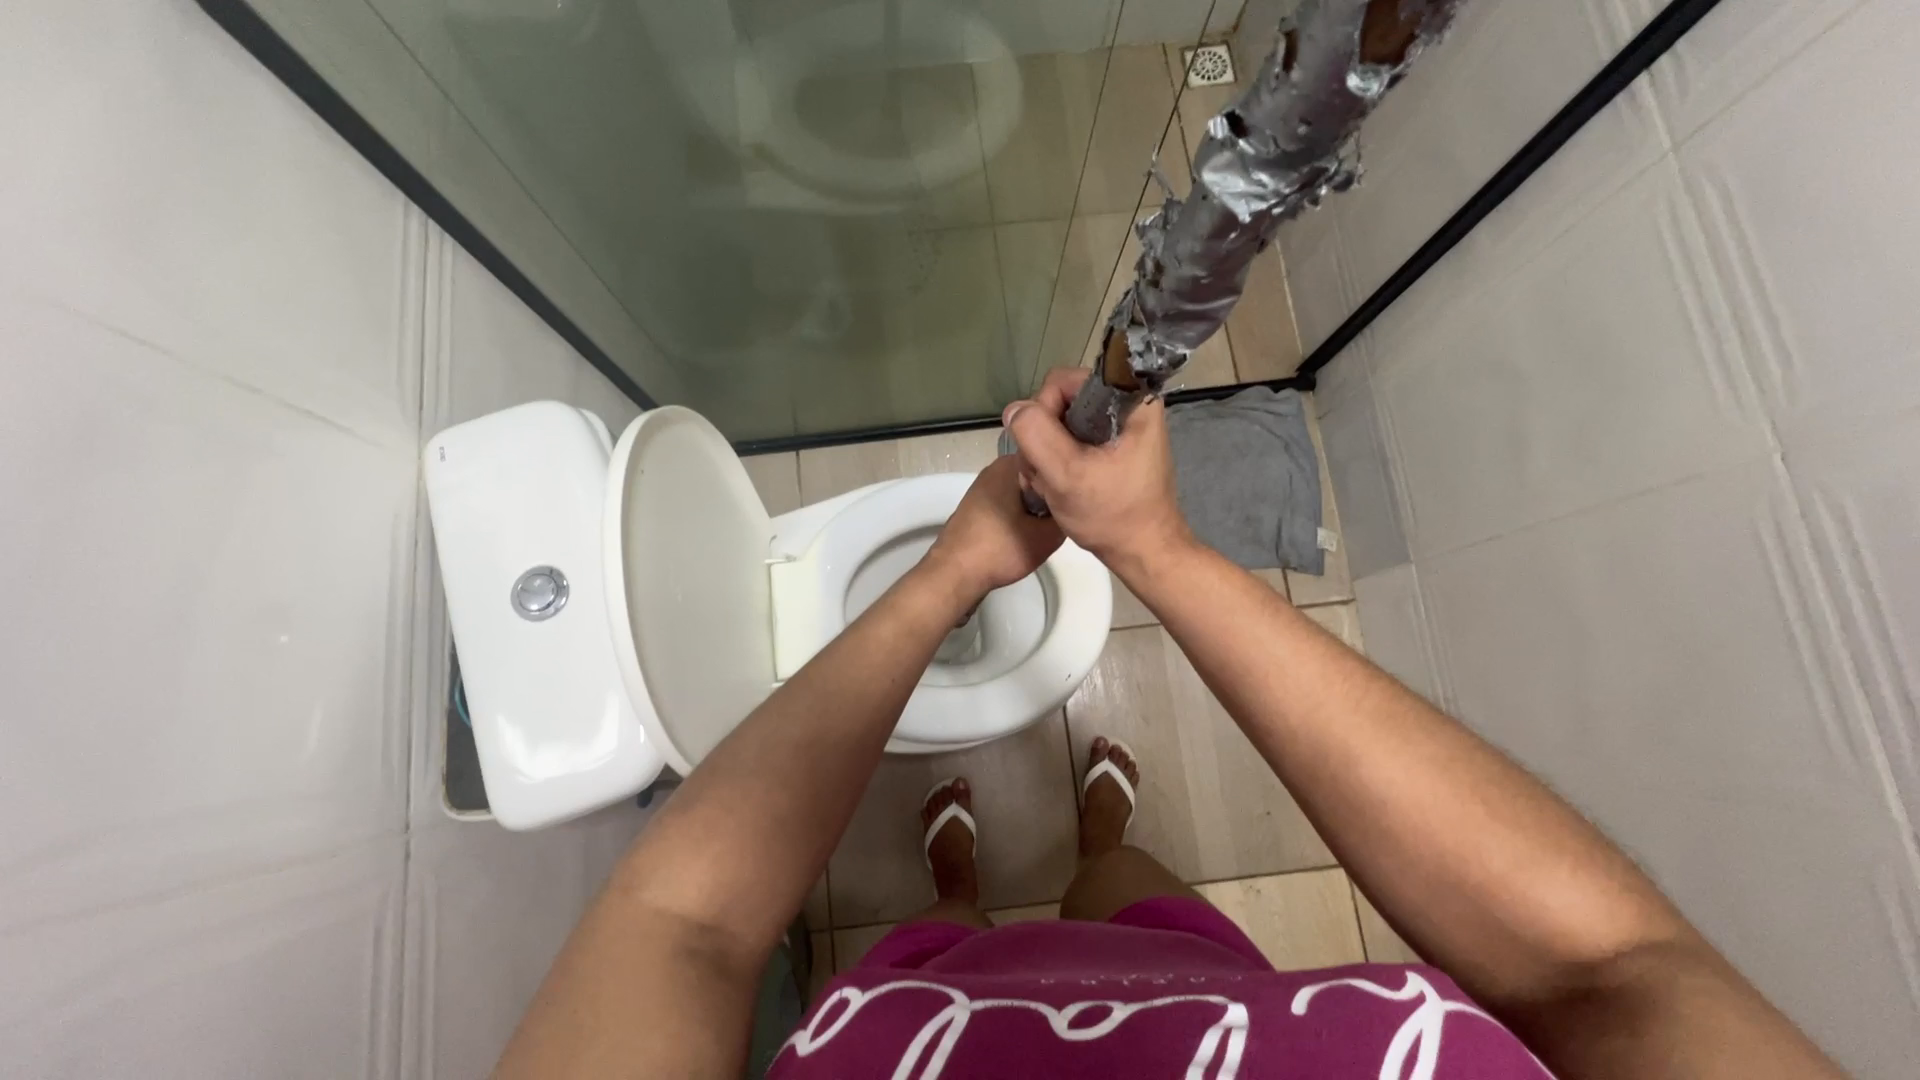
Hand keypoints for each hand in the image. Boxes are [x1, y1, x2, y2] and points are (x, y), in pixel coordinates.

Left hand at [924, 456, 1064, 600]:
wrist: (955, 573)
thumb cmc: (1001, 548)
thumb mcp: (1048, 535)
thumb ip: (1067, 515)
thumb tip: (1075, 505)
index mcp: (1011, 464)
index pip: (1052, 453)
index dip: (1070, 470)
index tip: (1083, 489)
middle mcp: (995, 469)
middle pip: (1038, 473)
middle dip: (1054, 489)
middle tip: (1074, 509)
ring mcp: (983, 487)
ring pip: (1023, 489)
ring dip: (1038, 503)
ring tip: (1055, 521)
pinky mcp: (978, 506)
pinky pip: (1010, 501)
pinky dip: (1022, 511)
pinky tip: (1031, 529)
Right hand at [1002, 367, 1195, 574]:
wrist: (1143, 553)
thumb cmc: (1112, 516)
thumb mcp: (1066, 475)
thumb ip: (1035, 434)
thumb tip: (1015, 409)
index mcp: (1131, 402)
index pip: (1064, 382)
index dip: (1044, 413)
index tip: (1046, 452)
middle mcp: (1128, 406)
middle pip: (1060, 403)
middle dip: (1043, 440)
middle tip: (1045, 476)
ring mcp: (1120, 429)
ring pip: (1061, 426)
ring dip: (1046, 457)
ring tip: (1052, 487)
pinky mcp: (1113, 449)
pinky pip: (1072, 442)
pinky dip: (1058, 464)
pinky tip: (1058, 488)